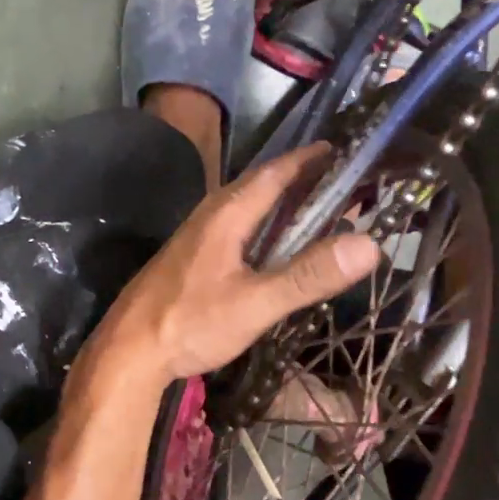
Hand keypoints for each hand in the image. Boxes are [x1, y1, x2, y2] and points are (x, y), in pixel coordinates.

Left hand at [87, 144, 382, 382]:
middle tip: (349, 183)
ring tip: (326, 210)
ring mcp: (200, 235)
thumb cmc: (190, 323)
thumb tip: (369, 244)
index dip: (312, 159)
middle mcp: (212, 214)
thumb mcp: (255, 303)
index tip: (349, 150)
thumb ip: (307, 275)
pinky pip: (240, 227)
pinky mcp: (195, 256)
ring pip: (251, 207)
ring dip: (287, 204)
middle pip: (264, 185)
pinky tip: (282, 246)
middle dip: (305, 180)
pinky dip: (269, 226)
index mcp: (227, 214)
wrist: (129, 349)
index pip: (276, 172)